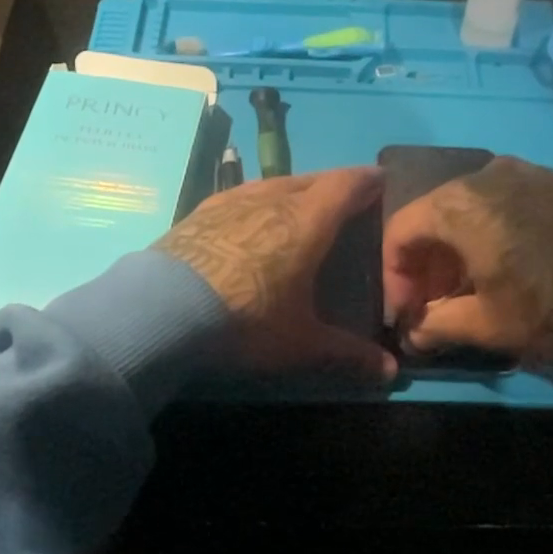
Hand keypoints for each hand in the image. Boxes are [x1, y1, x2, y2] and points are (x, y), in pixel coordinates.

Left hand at [153, 168, 395, 380]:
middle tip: (345, 200)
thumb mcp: (300, 343)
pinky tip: (250, 220)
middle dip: (333, 185)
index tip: (380, 182)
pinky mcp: (199, 213)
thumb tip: (390, 373)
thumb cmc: (246, 321)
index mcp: (306, 221)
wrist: (162, 311)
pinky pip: (241, 196)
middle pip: (311, 180)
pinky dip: (258, 202)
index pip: (346, 186)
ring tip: (300, 207)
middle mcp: (272, 200)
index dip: (367, 181)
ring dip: (294, 190)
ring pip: (274, 184)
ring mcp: (231, 202)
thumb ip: (346, 354)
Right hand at [382, 157, 552, 363]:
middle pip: (432, 217)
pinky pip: (500, 204)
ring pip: (466, 210)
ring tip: (468, 292)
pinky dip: (487, 235)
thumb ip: (437, 326)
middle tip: (434, 307)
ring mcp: (523, 172)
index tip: (406, 314)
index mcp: (459, 204)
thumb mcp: (489, 325)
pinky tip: (504, 269)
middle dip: (425, 265)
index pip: (400, 232)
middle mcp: (484, 174)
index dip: (395, 277)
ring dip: (456, 251)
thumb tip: (414, 332)